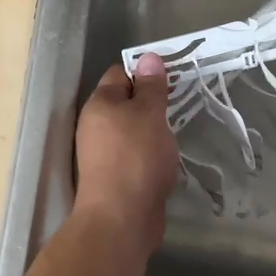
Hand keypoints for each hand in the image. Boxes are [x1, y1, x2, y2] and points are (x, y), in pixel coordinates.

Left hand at [74, 54, 180, 250]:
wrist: (121, 219)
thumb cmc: (136, 157)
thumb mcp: (149, 113)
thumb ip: (151, 86)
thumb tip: (149, 57)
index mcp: (100, 104)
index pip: (120, 73)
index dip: (145, 71)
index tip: (172, 77)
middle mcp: (95, 125)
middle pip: (125, 102)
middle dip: (151, 103)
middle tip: (179, 103)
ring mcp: (103, 154)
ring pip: (131, 131)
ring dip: (153, 132)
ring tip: (177, 132)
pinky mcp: (115, 178)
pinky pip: (135, 156)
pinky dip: (150, 156)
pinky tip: (167, 161)